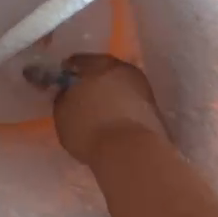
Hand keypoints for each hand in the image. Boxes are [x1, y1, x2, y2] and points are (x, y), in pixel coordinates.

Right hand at [52, 54, 167, 161]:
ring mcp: (144, 91)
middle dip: (93, 82)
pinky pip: (131, 107)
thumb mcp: (62, 111)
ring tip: (96, 114)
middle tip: (80, 97)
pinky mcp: (156, 114)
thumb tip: (65, 91)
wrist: (132, 155)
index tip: (61, 84)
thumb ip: (63, 96)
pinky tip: (111, 125)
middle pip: (104, 72)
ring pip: (120, 90)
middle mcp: (125, 70)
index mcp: (100, 63)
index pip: (78, 61)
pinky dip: (121, 112)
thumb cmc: (90, 127)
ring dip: (109, 98)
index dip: (68, 72)